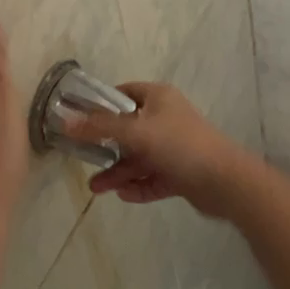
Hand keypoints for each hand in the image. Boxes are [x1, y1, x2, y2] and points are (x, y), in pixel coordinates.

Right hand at [62, 82, 253, 217]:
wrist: (224, 181)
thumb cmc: (179, 145)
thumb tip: (65, 121)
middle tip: (84, 158)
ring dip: (119, 171)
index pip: (124, 93)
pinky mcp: (181, 173)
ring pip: (139, 157)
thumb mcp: (136, 132)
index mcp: (158, 98)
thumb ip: (101, 127)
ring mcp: (174, 147)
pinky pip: (153, 178)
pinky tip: (122, 195)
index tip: (81, 118)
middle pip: (129, 130)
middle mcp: (166, 119)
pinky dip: (138, 185)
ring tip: (96, 188)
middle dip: (107, 146)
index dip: (102, 104)